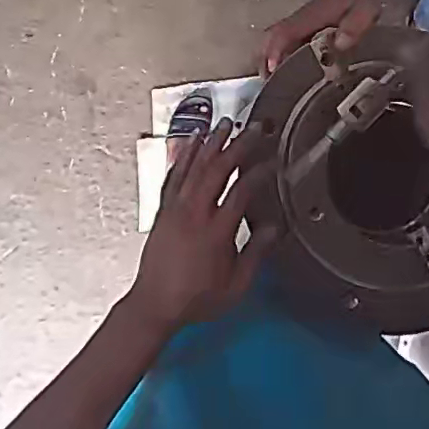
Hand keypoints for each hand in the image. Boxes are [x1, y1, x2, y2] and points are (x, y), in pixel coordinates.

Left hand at [121, 120, 279, 334]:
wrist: (153, 304)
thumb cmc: (195, 299)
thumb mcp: (235, 286)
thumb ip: (256, 254)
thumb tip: (274, 228)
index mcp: (215, 232)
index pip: (240, 192)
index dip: (258, 173)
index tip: (272, 161)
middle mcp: (193, 213)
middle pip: (217, 170)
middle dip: (237, 146)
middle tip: (252, 129)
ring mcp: (175, 208)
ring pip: (195, 166)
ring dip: (211, 142)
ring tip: (224, 124)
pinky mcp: (163, 208)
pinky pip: (174, 174)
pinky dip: (184, 154)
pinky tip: (191, 141)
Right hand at [260, 0, 382, 72]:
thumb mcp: (363, 11)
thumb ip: (353, 28)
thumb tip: (339, 43)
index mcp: (312, 17)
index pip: (285, 33)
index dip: (276, 50)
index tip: (272, 68)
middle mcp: (302, 18)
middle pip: (273, 36)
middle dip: (265, 57)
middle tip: (267, 81)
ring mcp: (302, 19)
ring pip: (275, 36)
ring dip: (269, 54)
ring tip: (271, 77)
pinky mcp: (305, 22)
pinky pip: (284, 37)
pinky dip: (278, 50)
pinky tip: (285, 64)